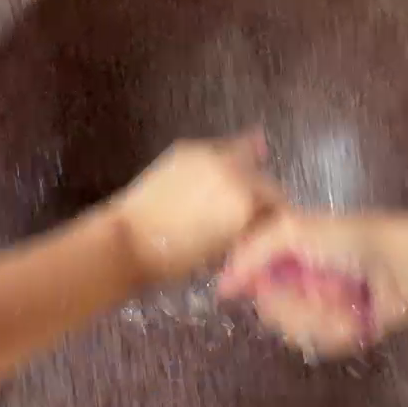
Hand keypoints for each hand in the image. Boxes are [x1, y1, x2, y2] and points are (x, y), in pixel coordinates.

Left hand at [108, 131, 283, 282]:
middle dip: (261, 194)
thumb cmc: (178, 258)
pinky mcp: (188, 148)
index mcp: (246, 202)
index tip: (267, 223)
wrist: (130, 239)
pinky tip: (217, 172)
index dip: (273, 215)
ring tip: (237, 186)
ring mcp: (210, 155)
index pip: (277, 202)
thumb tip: (257, 221)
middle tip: (251, 210)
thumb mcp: (224, 250)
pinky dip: (221, 160)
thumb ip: (247, 229)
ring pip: (243, 154)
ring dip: (246, 169)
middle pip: (264, 179)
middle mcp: (234, 172)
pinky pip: (216, 150)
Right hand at [216, 212, 407, 357]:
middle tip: (323, 290)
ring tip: (346, 303)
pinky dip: (339, 333)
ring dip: (321, 319)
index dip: (258, 288)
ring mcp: (318, 308)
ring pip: (295, 333)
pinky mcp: (339, 331)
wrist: (406, 268)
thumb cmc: (351, 239)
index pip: (249, 282)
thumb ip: (252, 251)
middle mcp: (296, 281)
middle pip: (271, 313)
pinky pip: (320, 345)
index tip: (268, 286)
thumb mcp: (293, 229)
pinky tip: (356, 319)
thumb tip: (221, 287)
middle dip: (298, 306)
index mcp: (283, 253)